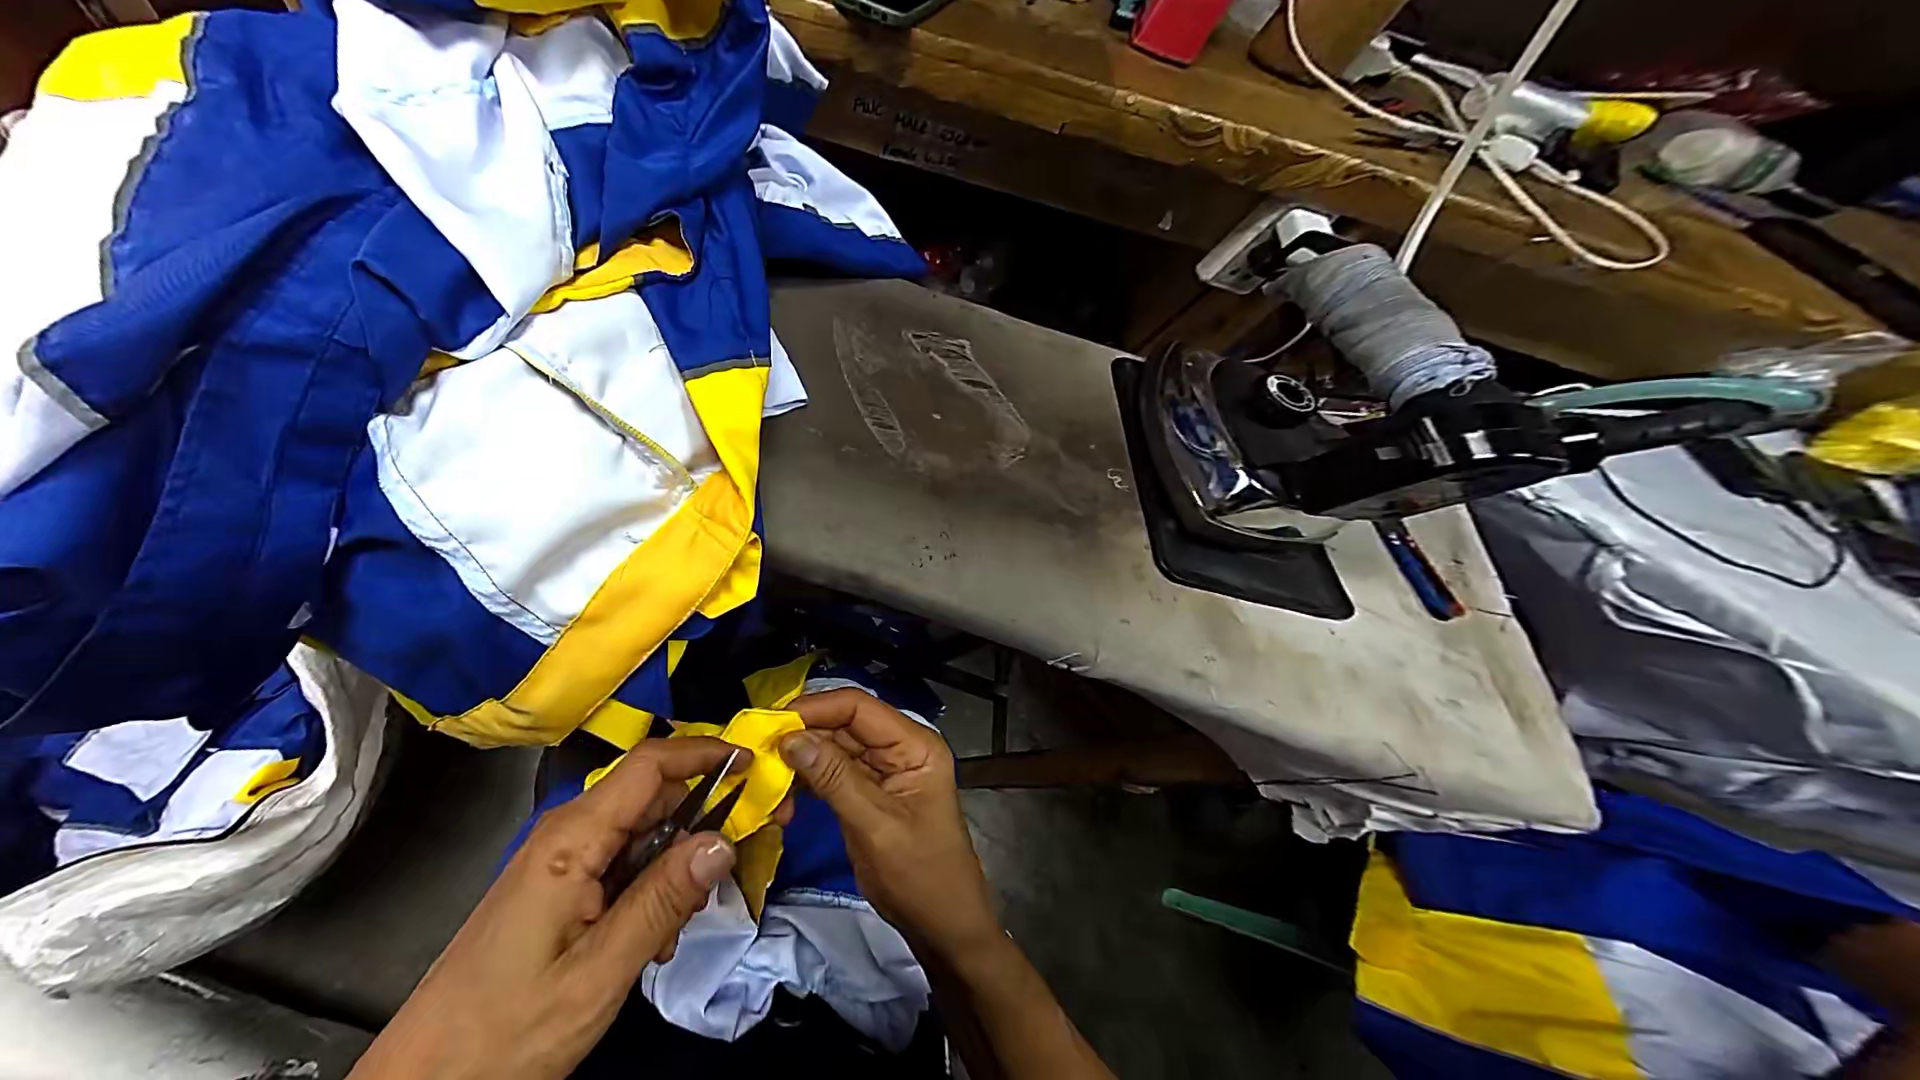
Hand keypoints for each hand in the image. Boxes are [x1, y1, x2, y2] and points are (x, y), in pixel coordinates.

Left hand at [349, 737, 747, 1079]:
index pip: (650, 765)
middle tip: (732, 865)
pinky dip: (653, 888)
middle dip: (701, 823)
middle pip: (654, 798)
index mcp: (572, 840)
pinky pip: (624, 864)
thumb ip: (664, 900)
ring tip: (678, 926)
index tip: (754, 764)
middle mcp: (567, 835)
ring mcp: (562, 860)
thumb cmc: (504, 1033)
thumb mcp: (598, 972)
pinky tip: (652, 937)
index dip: (705, 753)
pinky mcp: (560, 886)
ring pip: (645, 834)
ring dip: (676, 867)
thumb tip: (723, 840)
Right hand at [781, 689, 1001, 961]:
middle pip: (842, 725)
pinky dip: (806, 785)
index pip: (859, 707)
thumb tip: (790, 739)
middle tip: (757, 758)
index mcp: (914, 744)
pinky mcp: (868, 792)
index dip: (814, 709)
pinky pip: (831, 775)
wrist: (943, 924)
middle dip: (800, 739)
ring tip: (769, 788)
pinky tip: (783, 802)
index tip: (770, 725)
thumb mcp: (876, 826)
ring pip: (832, 750)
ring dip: (799, 765)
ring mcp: (883, 770)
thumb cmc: (921, 875)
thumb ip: (834, 778)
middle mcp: (899, 748)